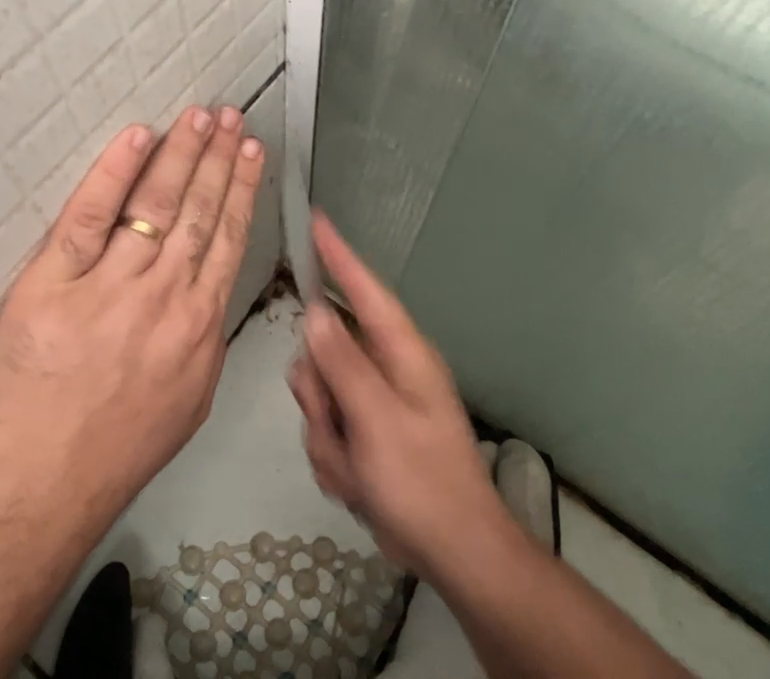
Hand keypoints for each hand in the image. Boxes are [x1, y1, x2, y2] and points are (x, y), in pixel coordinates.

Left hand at [0, 106, 264, 512]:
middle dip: (218, 157)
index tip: (252, 153)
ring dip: (181, 154)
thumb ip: (205, 340)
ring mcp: (111, 284)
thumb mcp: (191, 396)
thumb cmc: (122, 444)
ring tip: (198, 117)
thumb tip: (209, 298)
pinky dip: (114, 172)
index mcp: (199, 321)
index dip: (242, 189)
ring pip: (157, 204)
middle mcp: (164, 294)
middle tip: (231, 116)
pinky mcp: (55, 281)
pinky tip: (135, 138)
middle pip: (200, 210)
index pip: (228, 237)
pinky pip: (89, 215)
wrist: (50, 473)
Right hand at [288, 214, 507, 575]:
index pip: (365, 292)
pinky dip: (335, 459)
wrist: (453, 550)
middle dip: (320, 398)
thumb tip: (316, 312)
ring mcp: (376, 404)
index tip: (316, 219)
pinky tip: (359, 483)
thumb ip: (343, 365)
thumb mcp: (377, 420)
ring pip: (319, 398)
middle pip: (324, 354)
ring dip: (328, 437)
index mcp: (402, 355)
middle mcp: (388, 370)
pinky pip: (327, 431)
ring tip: (356, 469)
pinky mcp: (368, 434)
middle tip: (337, 429)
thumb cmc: (422, 481)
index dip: (340, 257)